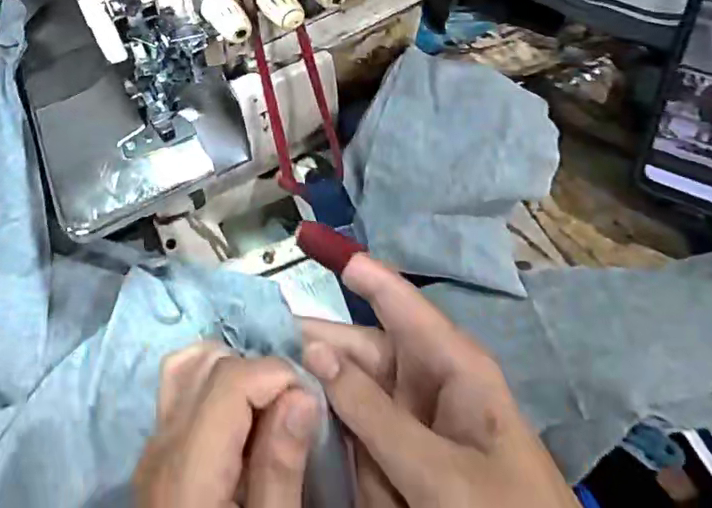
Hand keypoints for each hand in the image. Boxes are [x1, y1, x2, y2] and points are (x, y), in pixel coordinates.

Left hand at [133, 341, 322, 507]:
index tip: (313, 398)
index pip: (229, 381)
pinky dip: (209, 384)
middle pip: (206, 367)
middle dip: (257, 371)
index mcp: (188, 467)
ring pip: (184, 369)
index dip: (275, 374)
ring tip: (270, 405)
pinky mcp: (154, 459)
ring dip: (230, 370)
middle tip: (298, 407)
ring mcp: (151, 449)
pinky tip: (240, 415)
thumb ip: (281, 466)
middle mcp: (161, 445)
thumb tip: (301, 394)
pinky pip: (176, 393)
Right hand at [300, 254, 578, 507]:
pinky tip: (311, 438)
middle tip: (261, 348)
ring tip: (282, 399)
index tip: (304, 237)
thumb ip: (371, 411)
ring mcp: (416, 415)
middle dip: (316, 348)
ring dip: (325, 401)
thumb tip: (313, 349)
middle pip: (357, 345)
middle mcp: (428, 377)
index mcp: (450, 362)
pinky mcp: (406, 450)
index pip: (393, 296)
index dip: (351, 264)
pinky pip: (359, 428)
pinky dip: (340, 437)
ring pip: (351, 388)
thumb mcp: (439, 473)